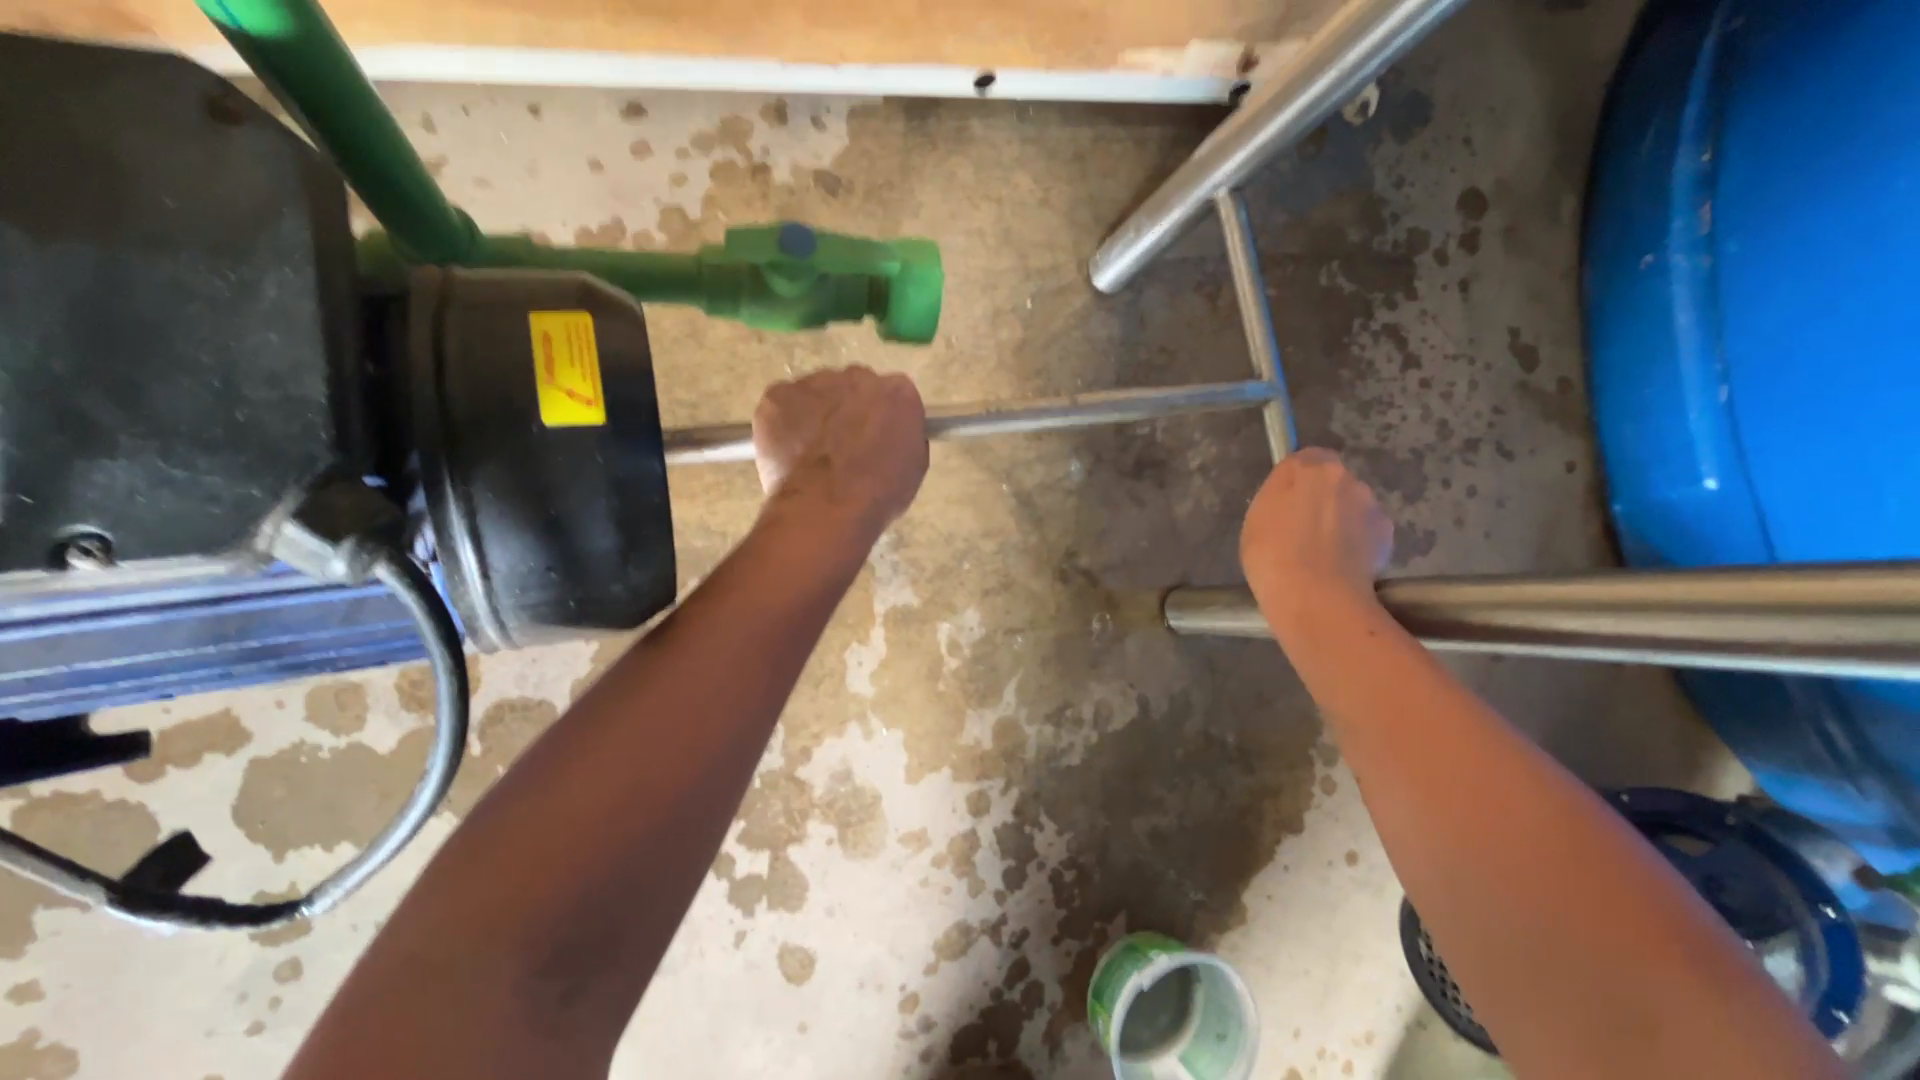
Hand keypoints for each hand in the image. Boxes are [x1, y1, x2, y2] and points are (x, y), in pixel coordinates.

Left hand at [752, 366, 928, 534]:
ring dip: (814, 416)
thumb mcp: (912, 468)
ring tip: (809, 454)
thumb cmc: (878, 494)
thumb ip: (903, 437)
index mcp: (897, 392)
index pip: (892, 395)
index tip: (874, 440)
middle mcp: (856, 376)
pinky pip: (781, 405)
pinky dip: (783, 425)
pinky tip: (787, 453)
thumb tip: (891, 436)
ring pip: (815, 394)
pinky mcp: (777, 396)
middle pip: (852, 388)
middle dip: (848, 412)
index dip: (881, 419)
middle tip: (841, 448)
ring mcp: (813, 383)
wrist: (827, 506)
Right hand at [1239, 449, 1393, 634]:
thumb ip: (1278, 496)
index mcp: (1308, 467)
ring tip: (1326, 554)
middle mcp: (1345, 477)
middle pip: (1334, 482)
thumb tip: (1294, 496)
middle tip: (1305, 531)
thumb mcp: (1257, 518)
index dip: (1299, 480)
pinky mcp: (1386, 533)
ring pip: (1354, 506)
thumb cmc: (1271, 555)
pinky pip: (1369, 531)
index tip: (1289, 503)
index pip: (1307, 458)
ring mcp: (1370, 504)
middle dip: (1324, 499)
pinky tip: (1344, 566)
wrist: (1315, 597)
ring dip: (1344, 521)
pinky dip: (1360, 543)